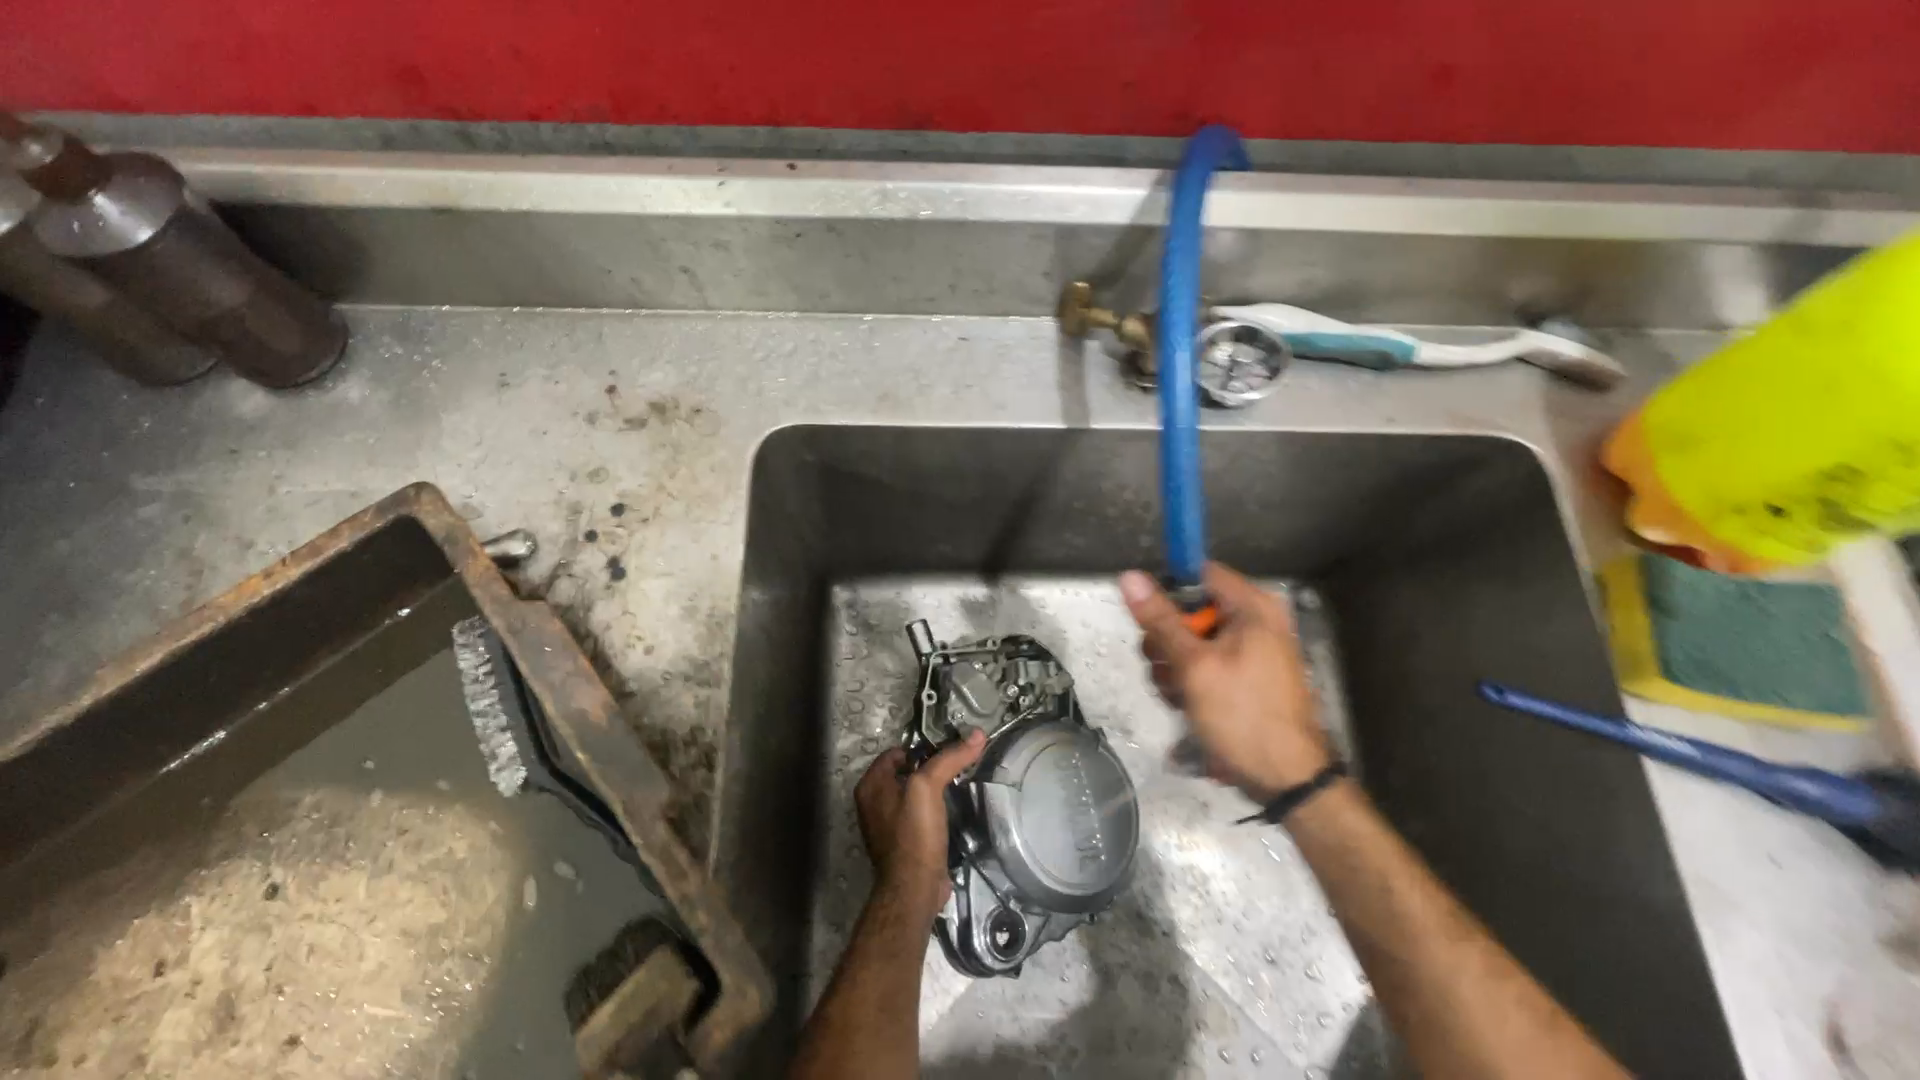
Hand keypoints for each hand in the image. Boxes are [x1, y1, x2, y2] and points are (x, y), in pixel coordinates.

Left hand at [855, 730, 986, 917]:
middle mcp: (872, 803)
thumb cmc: (914, 834)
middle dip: (929, 769)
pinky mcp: (902, 843)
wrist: (914, 889)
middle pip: (905, 773)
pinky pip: (917, 816)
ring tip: (956, 787)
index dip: (922, 749)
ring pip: (912, 795)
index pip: (896, 752)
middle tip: (956, 767)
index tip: (949, 752)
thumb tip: (976, 734)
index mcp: (870, 786)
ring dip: (932, 791)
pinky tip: (950, 812)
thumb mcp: (928, 788)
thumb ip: (949, 759)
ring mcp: (886, 825)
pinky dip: (932, 811)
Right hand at [1119, 562, 1328, 801]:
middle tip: (1167, 670)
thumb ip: (1160, 620)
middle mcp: (1254, 622)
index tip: (1151, 623)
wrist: (1284, 777)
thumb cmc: (1242, 714)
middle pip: (1189, 612)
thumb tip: (1129, 576)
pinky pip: (1203, 667)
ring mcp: (1249, 652)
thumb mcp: (1194, 665)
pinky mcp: (1242, 679)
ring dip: (1173, 669)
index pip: (1198, 575)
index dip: (1170, 594)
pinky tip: (1186, 707)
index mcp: (1252, 607)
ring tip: (1180, 697)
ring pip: (1189, 643)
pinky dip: (1188, 685)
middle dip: (1167, 642)